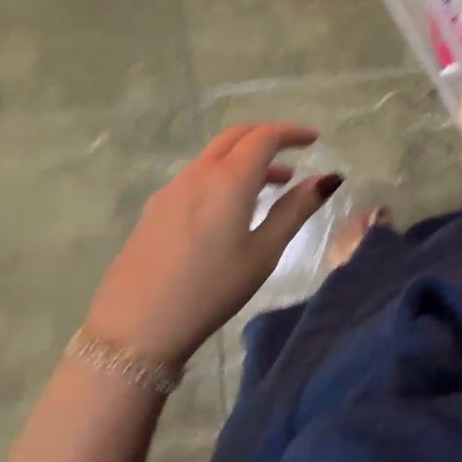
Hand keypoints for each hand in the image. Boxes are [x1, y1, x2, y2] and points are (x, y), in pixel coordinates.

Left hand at [83, 123, 341, 366]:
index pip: (264, 137)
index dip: (292, 132)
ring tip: (273, 185)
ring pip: (214, 157)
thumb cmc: (211, 289)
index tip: (314, 139)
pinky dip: (223, 176)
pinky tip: (233, 208)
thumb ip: (295, 210)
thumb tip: (326, 179)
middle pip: (235, 137)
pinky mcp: (153, 212)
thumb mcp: (264, 252)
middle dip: (268, 136)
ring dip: (246, 159)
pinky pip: (196, 177)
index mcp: (228, 180)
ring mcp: (170, 192)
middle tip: (295, 149)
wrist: (135, 329)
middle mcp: (196, 175)